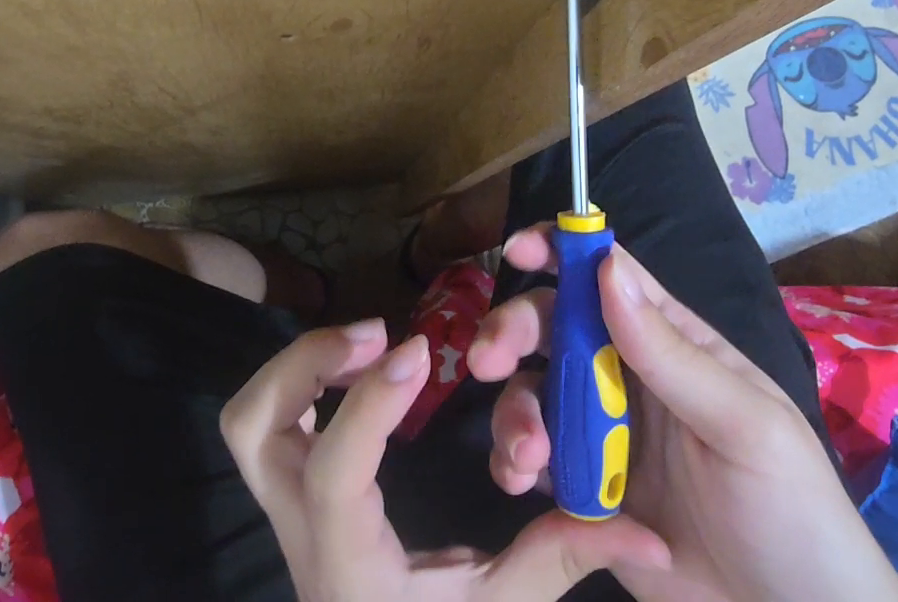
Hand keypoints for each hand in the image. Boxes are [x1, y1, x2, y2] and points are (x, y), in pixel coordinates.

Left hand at [221, 318, 669, 600]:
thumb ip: (560, 559)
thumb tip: (649, 535)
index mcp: (346, 562)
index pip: (331, 475)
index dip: (367, 408)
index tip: (419, 352)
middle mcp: (298, 528)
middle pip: (251, 429)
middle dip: (305, 364)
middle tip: (377, 334)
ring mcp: (282, 508)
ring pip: (249, 418)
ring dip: (302, 364)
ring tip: (370, 343)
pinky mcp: (289, 493)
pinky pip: (271, 420)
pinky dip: (305, 378)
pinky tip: (361, 371)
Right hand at [468, 230, 897, 601]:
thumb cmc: (789, 510)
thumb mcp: (744, 425)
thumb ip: (670, 352)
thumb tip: (605, 265)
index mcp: (670, 344)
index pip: (608, 277)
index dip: (560, 251)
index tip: (516, 250)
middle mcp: (626, 377)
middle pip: (551, 328)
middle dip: (511, 332)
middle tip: (485, 360)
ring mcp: (601, 433)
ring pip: (531, 392)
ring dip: (513, 413)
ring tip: (527, 458)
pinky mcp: (581, 489)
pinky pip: (530, 457)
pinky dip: (513, 461)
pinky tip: (521, 483)